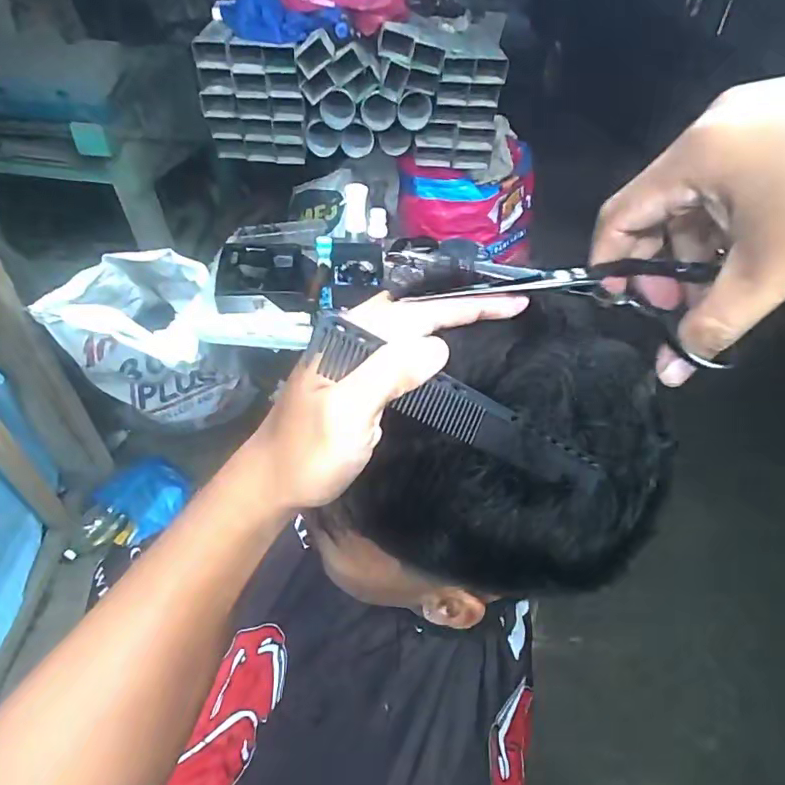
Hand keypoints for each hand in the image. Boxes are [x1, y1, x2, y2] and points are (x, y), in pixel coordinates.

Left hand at [240, 293, 528, 508]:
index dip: (467, 306)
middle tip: (509, 305)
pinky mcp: (360, 376)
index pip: (418, 312)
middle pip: (416, 309)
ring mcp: (355, 356)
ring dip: (448, 316)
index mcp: (350, 337)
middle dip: (463, 303)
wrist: (272, 482)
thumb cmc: (307, 454)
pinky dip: (430, 339)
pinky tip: (446, 344)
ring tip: (487, 315)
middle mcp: (353, 337)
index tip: (513, 303)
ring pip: (409, 325)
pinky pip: (402, 347)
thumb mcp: (346, 415)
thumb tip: (438, 345)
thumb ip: (387, 374)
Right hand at [590, 25, 784, 383]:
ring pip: (708, 206)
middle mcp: (721, 133)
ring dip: (708, 259)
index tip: (631, 316)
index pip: (622, 214)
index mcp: (700, 151)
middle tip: (692, 316)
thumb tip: (670, 370)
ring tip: (735, 297)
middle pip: (663, 212)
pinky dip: (742, 236)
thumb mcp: (781, 265)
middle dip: (666, 271)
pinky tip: (767, 261)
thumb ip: (717, 320)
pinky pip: (746, 194)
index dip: (613, 269)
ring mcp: (763, 129)